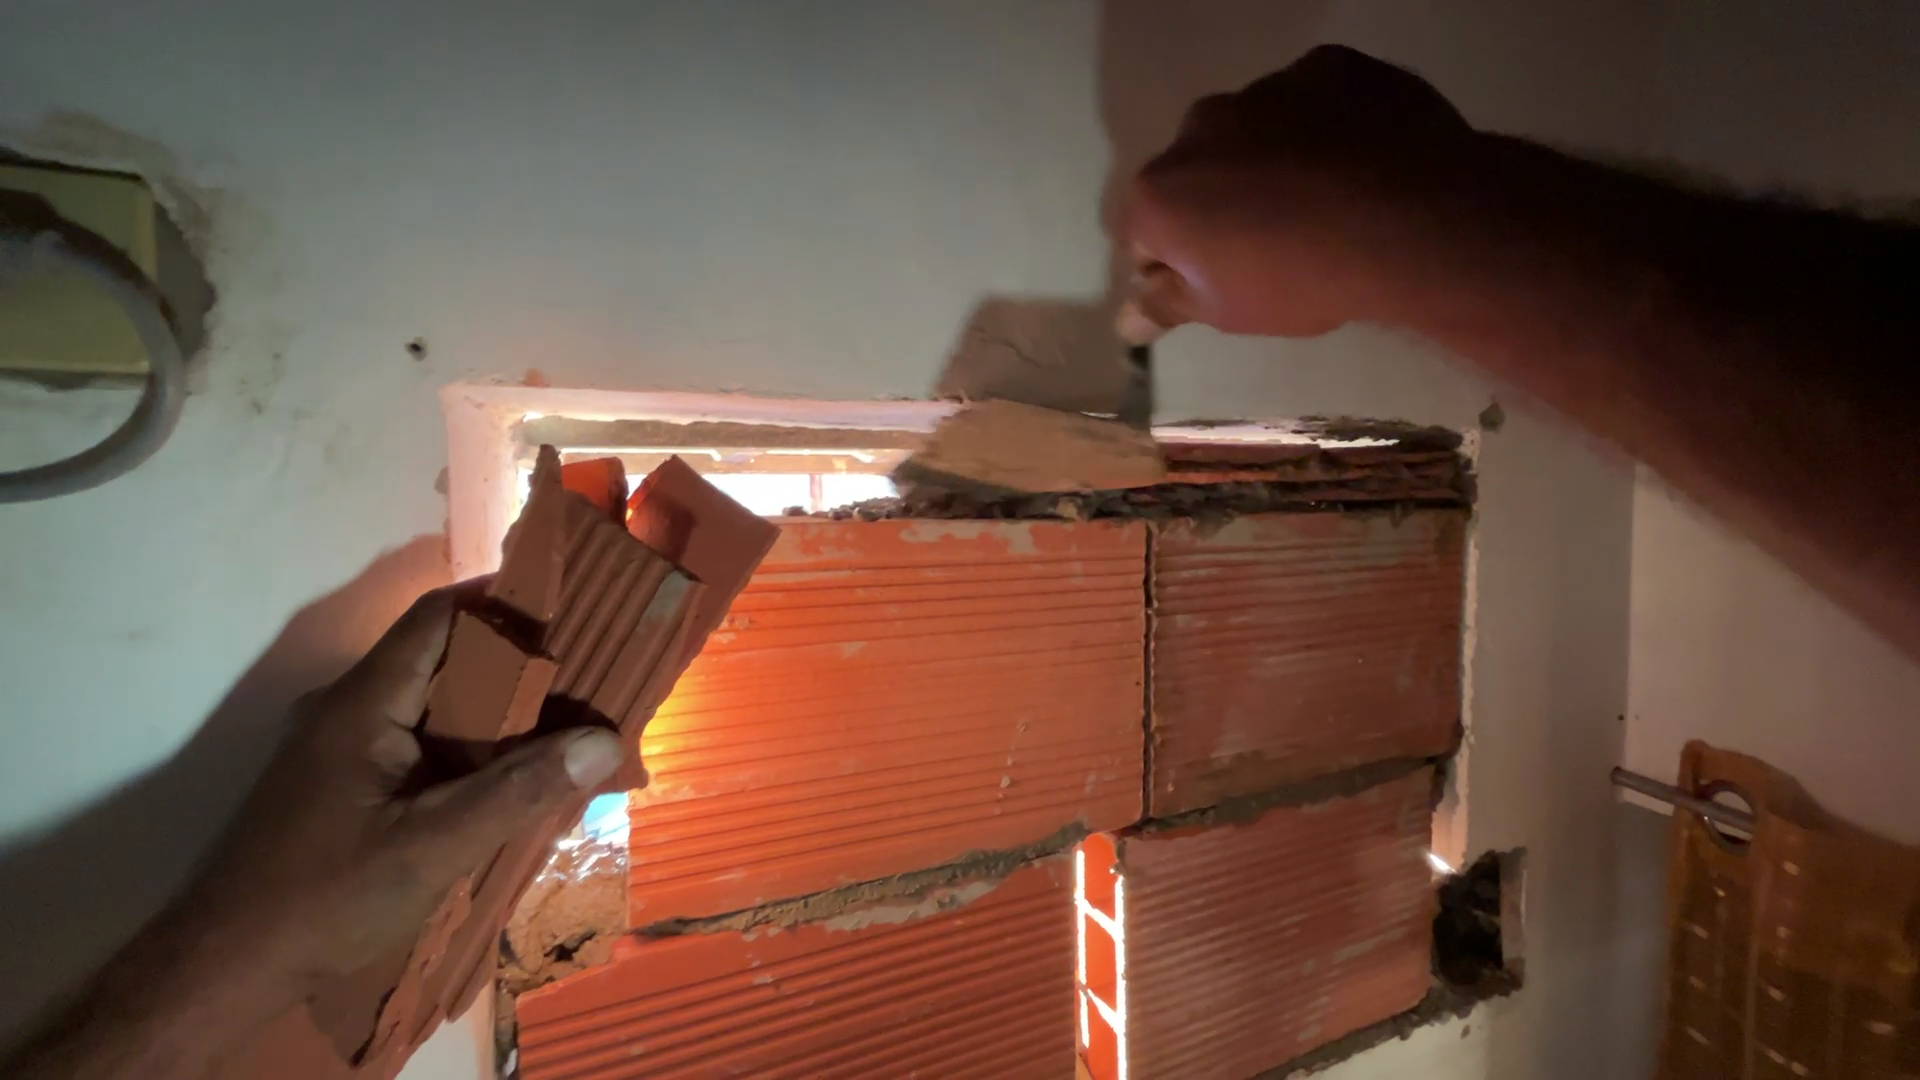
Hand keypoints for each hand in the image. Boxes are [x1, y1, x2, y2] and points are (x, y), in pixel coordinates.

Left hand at [177, 581, 624, 1007]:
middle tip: (586, 662)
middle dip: (517, 653)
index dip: (501, 600)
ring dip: (499, 698)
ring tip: (568, 707)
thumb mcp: (432, 849)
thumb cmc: (319, 902)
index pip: (438, 618)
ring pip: (436, 697)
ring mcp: (345, 744)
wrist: (212, 982)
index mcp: (362, 704)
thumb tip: (606, 741)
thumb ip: (519, 790)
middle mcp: (349, 708)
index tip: (568, 602)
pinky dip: (475, 734)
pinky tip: (513, 762)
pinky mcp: (348, 779)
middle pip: (443, 654)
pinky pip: (425, 733)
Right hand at [1123, 45, 1475, 337]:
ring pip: (1243, 136)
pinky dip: (1311, 131)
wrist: (1414, 222)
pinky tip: (1346, 166)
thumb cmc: (1297, 279)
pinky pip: (1303, 104)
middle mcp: (1196, 129)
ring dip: (1258, 165)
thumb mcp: (1222, 309)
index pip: (1139, 234)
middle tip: (1260, 244)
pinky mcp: (1327, 66)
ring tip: (1311, 203)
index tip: (1209, 278)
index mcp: (1159, 194)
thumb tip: (1125, 321)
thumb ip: (1164, 305)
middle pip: (1188, 177)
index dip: (1170, 262)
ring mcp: (1263, 89)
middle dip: (1210, 206)